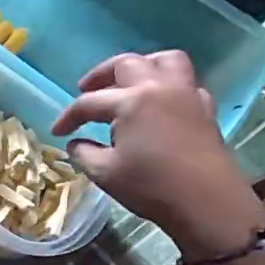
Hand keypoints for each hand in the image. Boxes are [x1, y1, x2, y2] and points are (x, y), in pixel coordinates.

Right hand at [51, 51, 264, 255]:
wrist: (207, 203)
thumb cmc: (151, 187)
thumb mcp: (105, 173)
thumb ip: (84, 153)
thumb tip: (75, 143)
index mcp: (131, 100)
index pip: (89, 102)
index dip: (69, 117)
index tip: (57, 132)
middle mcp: (159, 87)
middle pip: (126, 64)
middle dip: (101, 75)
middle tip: (86, 90)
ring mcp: (186, 94)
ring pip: (164, 60)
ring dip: (142, 65)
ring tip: (128, 81)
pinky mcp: (205, 108)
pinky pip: (186, 82)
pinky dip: (169, 84)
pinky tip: (160, 103)